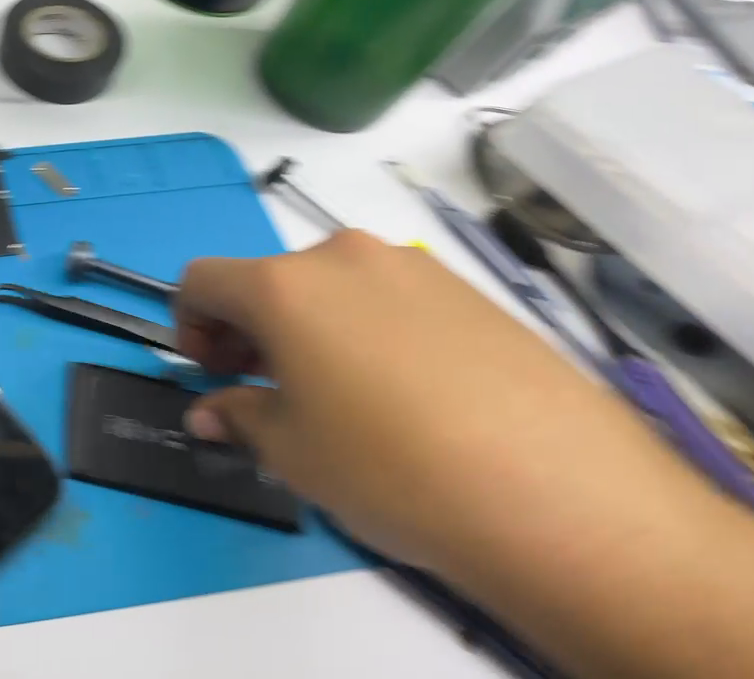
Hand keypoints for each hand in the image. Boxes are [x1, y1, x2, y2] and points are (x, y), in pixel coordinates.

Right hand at [173, 229, 633, 566]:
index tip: (210, 371)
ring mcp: (413, 267)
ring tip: (342, 394)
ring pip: (331, 287)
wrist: (565, 497)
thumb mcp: (292, 453)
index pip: (201, 279)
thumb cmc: (391, 469)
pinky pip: (391, 297)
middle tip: (267, 387)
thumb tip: (209, 414)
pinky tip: (406, 392)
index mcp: (282, 286)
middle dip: (249, 328)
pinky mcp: (470, 289)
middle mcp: (342, 256)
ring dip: (309, 327)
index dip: (188, 323)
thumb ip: (237, 416)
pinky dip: (369, 329)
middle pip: (267, 280)